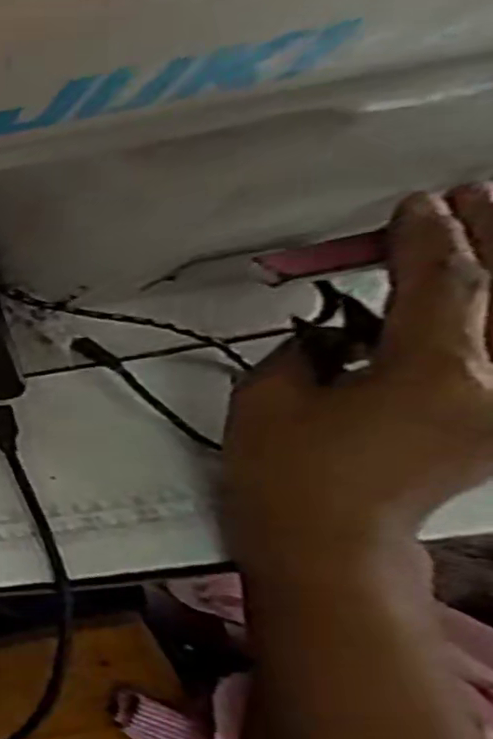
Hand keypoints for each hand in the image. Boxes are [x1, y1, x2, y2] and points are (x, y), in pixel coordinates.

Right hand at [224, 185, 492, 572]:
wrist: (323, 539)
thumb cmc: (285, 475)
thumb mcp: (267, 399)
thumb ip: (304, 350)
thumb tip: (331, 331)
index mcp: (434, 374)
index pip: (444, 283)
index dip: (428, 237)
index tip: (415, 206)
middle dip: (489, 237)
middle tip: (467, 200)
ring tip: (476, 238)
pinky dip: (488, 319)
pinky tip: (467, 303)